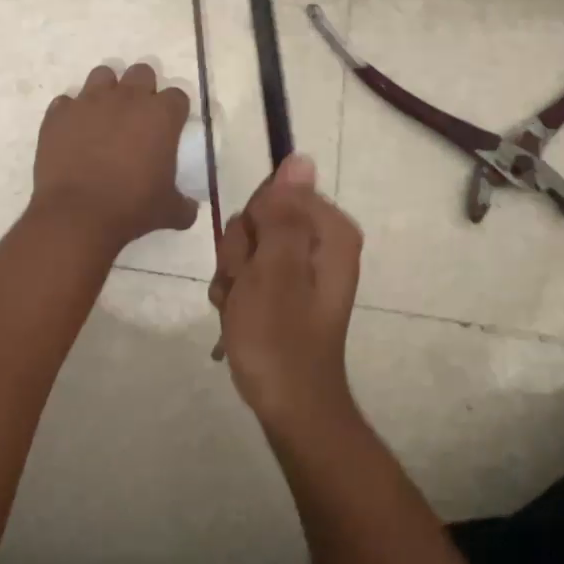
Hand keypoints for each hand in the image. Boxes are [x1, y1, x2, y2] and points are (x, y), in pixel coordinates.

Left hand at [32, 63, 197, 246]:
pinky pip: (67, 102)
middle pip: (141, 73)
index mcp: (160, 116)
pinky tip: (73, 132)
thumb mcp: (170, 212)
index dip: (175, 110)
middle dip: (143, 89)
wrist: (77, 216)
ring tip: (104, 116)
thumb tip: (188, 207)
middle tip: (138, 116)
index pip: (177, 96)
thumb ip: (184, 204)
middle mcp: (126, 98)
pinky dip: (72, 113)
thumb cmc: (131, 209)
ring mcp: (89, 102)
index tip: (171, 127)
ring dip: (107, 90)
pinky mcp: (59, 114)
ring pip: (102, 75)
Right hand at [210, 155, 363, 422]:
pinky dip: (236, 293)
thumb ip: (284, 213)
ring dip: (233, 275)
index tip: (251, 259)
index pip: (276, 192)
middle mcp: (321, 244)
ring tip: (241, 307)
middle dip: (240, 252)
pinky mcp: (286, 291)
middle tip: (245, 286)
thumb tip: (299, 159)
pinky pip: (248, 272)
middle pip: (260, 218)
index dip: (252, 222)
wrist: (288, 405)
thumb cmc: (279, 337)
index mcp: (329, 234)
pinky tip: (238, 316)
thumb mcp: (274, 270)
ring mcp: (302, 269)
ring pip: (247, 246)